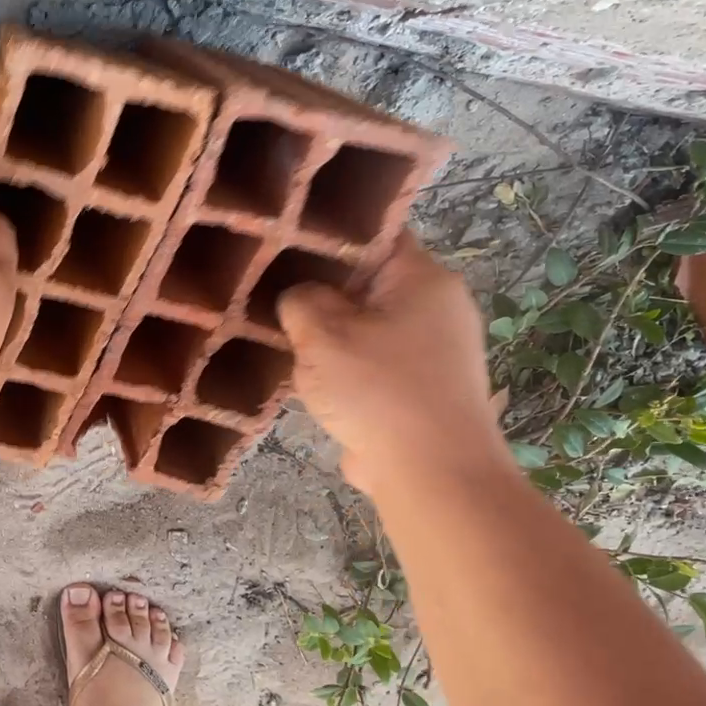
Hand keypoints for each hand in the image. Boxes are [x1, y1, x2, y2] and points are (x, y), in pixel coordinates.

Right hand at [278, 232, 511, 494]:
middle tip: (268, 295)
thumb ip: (301, 300)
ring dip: (326, 331)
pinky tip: (308, 376)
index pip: (374, 235)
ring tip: (279, 337)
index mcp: (422, 278)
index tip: (279, 248)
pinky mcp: (421, 384)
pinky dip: (342, 362)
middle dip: (319, 289)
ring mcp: (433, 347)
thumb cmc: (378, 390)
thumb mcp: (322, 334)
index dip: (325, 237)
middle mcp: (437, 305)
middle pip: (368, 280)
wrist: (431, 471)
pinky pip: (372, 357)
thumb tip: (300, 296)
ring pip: (366, 322)